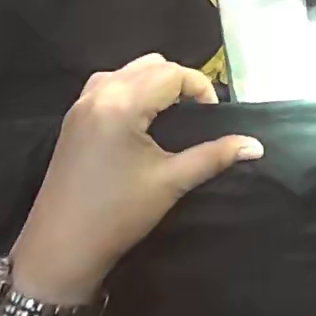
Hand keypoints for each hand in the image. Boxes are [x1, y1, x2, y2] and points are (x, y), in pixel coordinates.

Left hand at [12, 54, 261, 302]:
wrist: (59, 249)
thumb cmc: (118, 215)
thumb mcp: (172, 182)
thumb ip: (215, 156)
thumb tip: (256, 146)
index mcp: (122, 105)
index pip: (173, 73)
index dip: (201, 88)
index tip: (213, 116)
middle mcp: (99, 94)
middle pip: (152, 66)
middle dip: (181, 83)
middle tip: (196, 115)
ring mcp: (82, 104)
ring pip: (130, 70)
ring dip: (156, 83)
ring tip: (172, 115)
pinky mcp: (73, 118)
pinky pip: (109, 83)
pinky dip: (133, 89)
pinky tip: (143, 119)